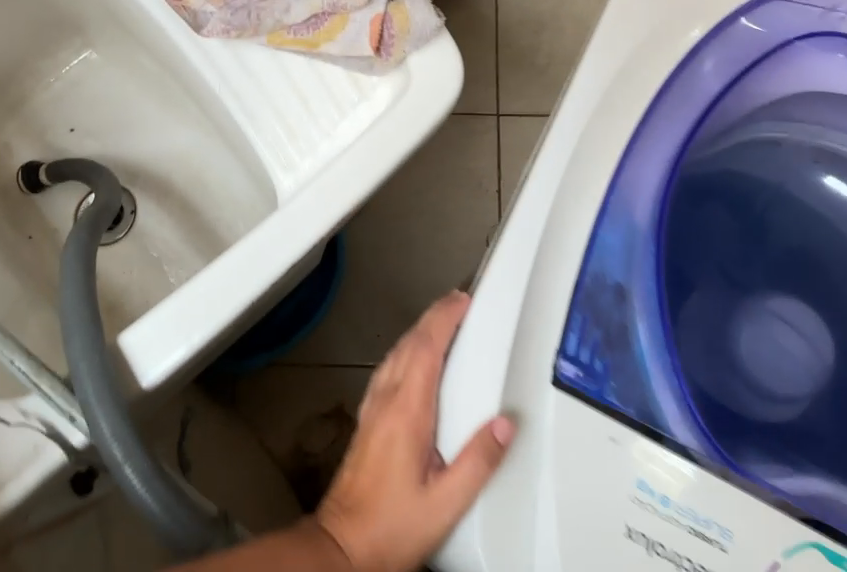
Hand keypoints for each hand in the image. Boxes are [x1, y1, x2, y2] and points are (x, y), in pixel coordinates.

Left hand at [312, 291, 514, 571]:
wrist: (342, 548)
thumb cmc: (389, 528)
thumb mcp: (446, 502)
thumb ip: (479, 461)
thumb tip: (504, 425)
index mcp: (407, 413)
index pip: (426, 348)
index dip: (444, 318)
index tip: (462, 300)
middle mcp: (385, 404)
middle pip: (409, 344)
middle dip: (434, 316)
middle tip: (457, 301)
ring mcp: (372, 412)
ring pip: (395, 355)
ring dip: (418, 331)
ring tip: (440, 322)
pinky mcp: (367, 424)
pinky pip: (387, 371)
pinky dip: (406, 352)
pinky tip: (412, 361)